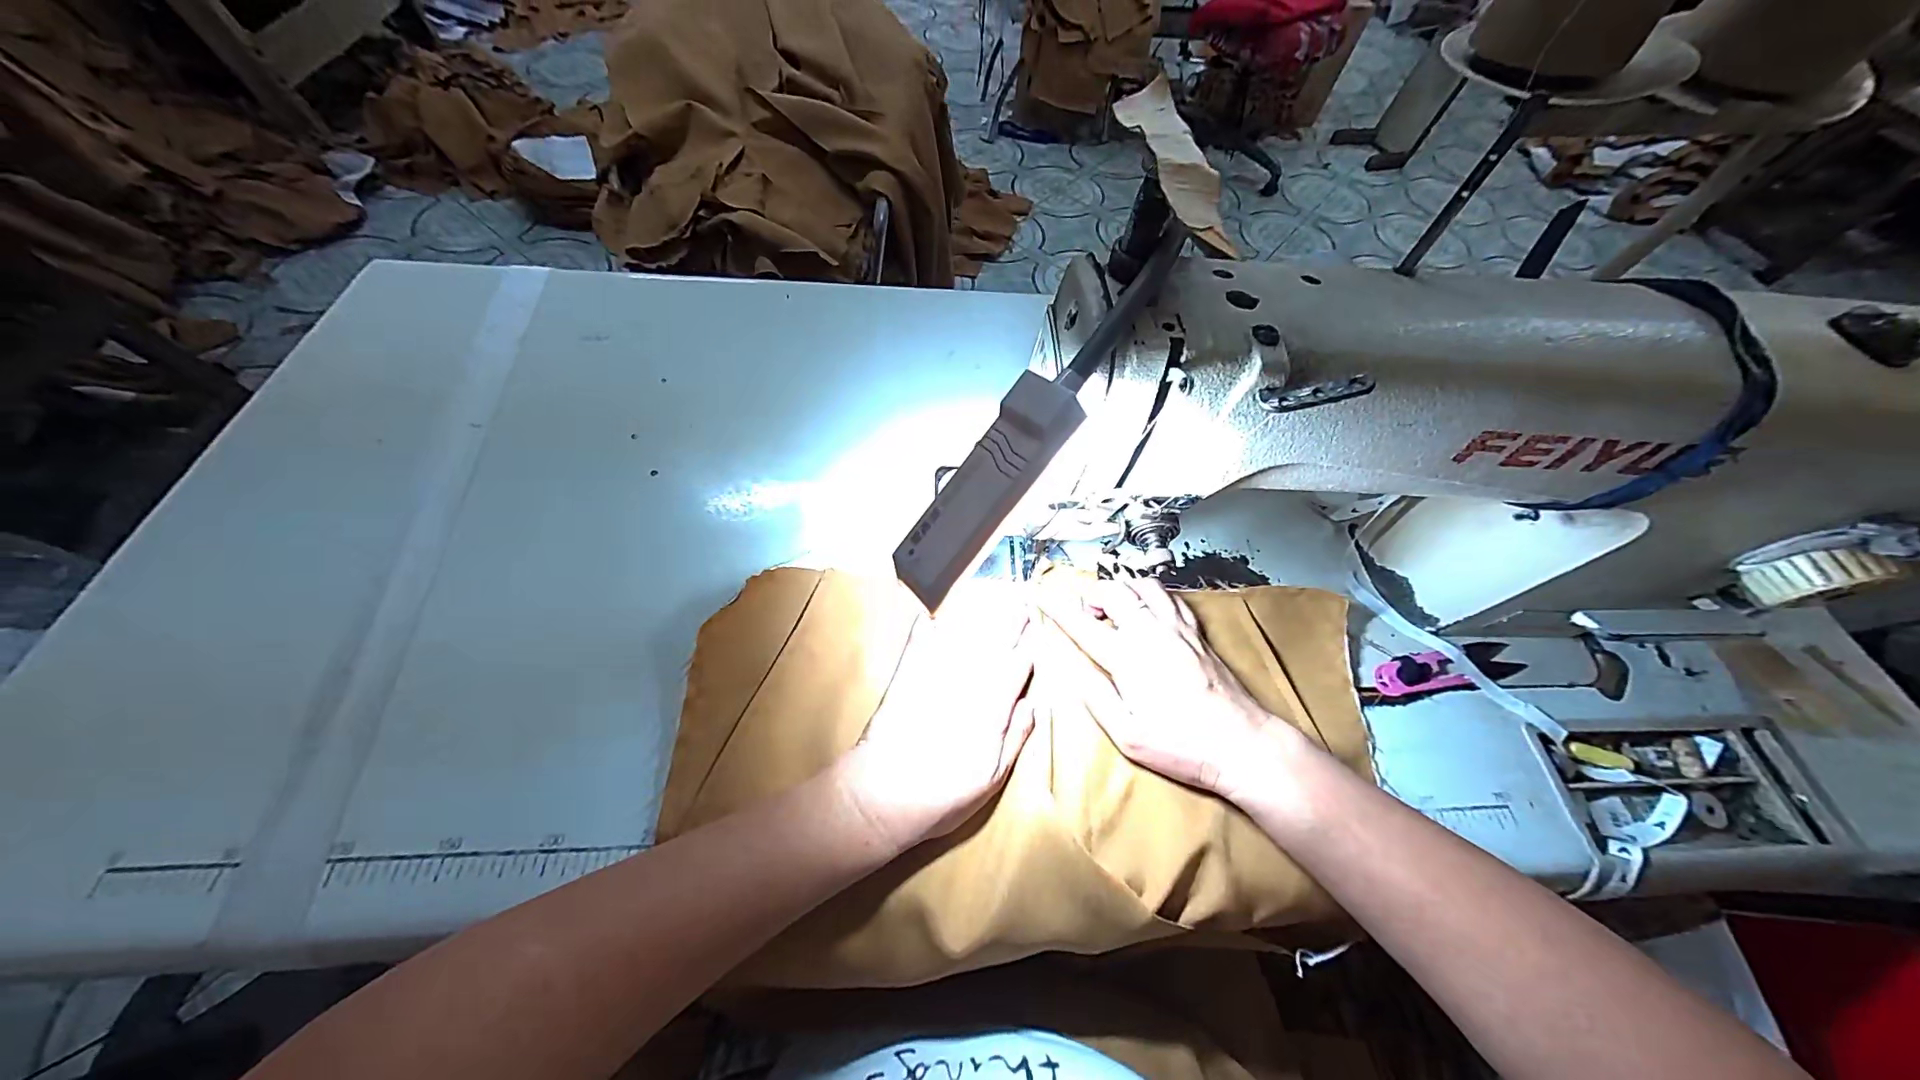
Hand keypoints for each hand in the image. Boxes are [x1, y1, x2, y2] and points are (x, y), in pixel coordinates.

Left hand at [836, 588, 1035, 850]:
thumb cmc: (944, 793)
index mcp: (992, 705)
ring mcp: (933, 673)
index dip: (1029, 643)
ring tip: (990, 597)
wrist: (882, 793)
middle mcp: (965, 681)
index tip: (1037, 624)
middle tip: (1021, 601)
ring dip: (977, 613)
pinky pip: (920, 641)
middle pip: (992, 640)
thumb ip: (1015, 736)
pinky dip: (929, 626)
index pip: (1017, 664)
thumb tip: (1032, 704)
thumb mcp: (992, 778)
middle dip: (1009, 619)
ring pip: (960, 633)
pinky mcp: (905, 674)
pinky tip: (936, 615)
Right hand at [1037, 576, 1304, 799]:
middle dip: (1090, 594)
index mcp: (1127, 659)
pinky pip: (1171, 597)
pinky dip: (1151, 595)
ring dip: (1122, 589)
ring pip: (1143, 586)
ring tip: (1113, 609)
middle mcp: (1151, 633)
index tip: (1040, 595)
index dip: (1057, 607)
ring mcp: (1178, 629)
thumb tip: (1066, 663)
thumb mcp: (1126, 733)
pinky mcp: (1197, 632)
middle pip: (1113, 591)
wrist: (1243, 744)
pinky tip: (1148, 611)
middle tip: (1083, 613)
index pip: (1082, 624)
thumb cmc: (1182, 746)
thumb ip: (1093, 693)